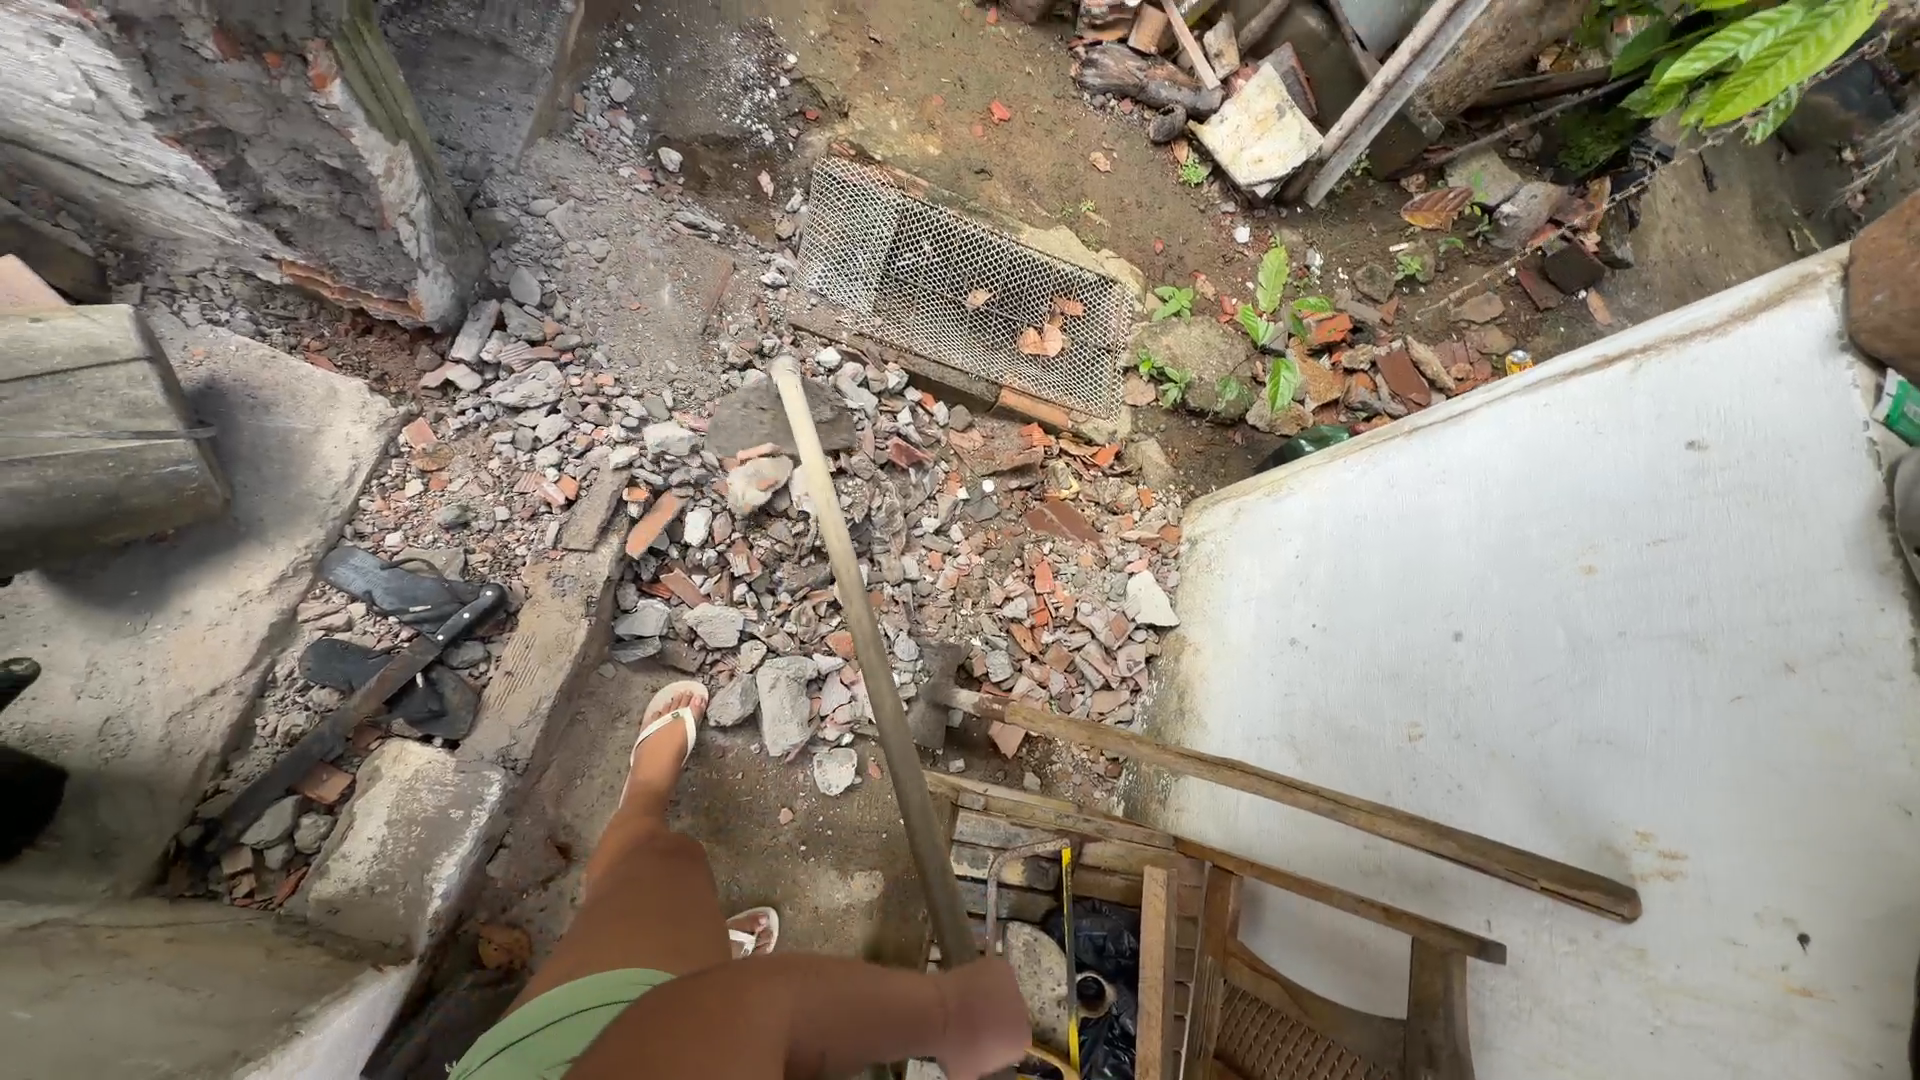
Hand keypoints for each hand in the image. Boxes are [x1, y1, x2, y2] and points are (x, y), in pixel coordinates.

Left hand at [932, 956, 1032, 1079]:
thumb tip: (975, 1064)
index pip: (1014, 1041)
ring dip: (993, 996)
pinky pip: (996, 973)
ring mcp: (1013, 986)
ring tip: (970, 1001)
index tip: (982, 1042)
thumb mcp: (968, 1072)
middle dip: (998, 1017)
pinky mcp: (1001, 966)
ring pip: (1005, 992)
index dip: (998, 1041)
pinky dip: (986, 976)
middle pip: (1013, 1015)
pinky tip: (970, 983)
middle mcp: (1024, 1013)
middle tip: (975, 1021)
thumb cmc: (956, 1049)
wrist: (942, 1014)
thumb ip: (981, 1068)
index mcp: (1021, 1041)